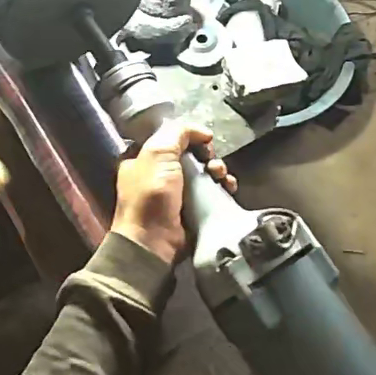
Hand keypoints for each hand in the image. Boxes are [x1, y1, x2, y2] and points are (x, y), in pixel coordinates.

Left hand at [111, 118, 235, 263]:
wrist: (153, 241)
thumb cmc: (152, 194)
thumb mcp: (158, 153)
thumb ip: (177, 133)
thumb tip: (203, 132)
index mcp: (146, 160)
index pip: (174, 140)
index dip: (192, 138)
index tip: (204, 143)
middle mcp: (161, 176)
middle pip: (194, 156)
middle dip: (208, 156)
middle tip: (212, 163)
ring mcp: (179, 195)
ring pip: (206, 174)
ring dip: (219, 171)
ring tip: (221, 176)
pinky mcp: (195, 211)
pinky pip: (214, 193)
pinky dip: (224, 188)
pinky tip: (228, 188)